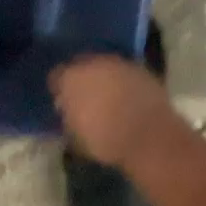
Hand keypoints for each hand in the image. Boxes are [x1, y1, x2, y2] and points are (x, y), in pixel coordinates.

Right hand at [49, 56, 179, 166]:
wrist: (149, 137)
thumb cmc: (105, 141)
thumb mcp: (75, 137)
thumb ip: (68, 119)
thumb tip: (68, 112)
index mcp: (69, 79)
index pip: (56, 77)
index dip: (59, 90)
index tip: (62, 103)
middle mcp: (92, 64)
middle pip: (80, 66)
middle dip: (81, 80)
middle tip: (84, 99)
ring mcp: (119, 64)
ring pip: (104, 66)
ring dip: (103, 78)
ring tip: (108, 98)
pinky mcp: (141, 69)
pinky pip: (124, 73)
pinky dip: (123, 82)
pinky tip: (127, 98)